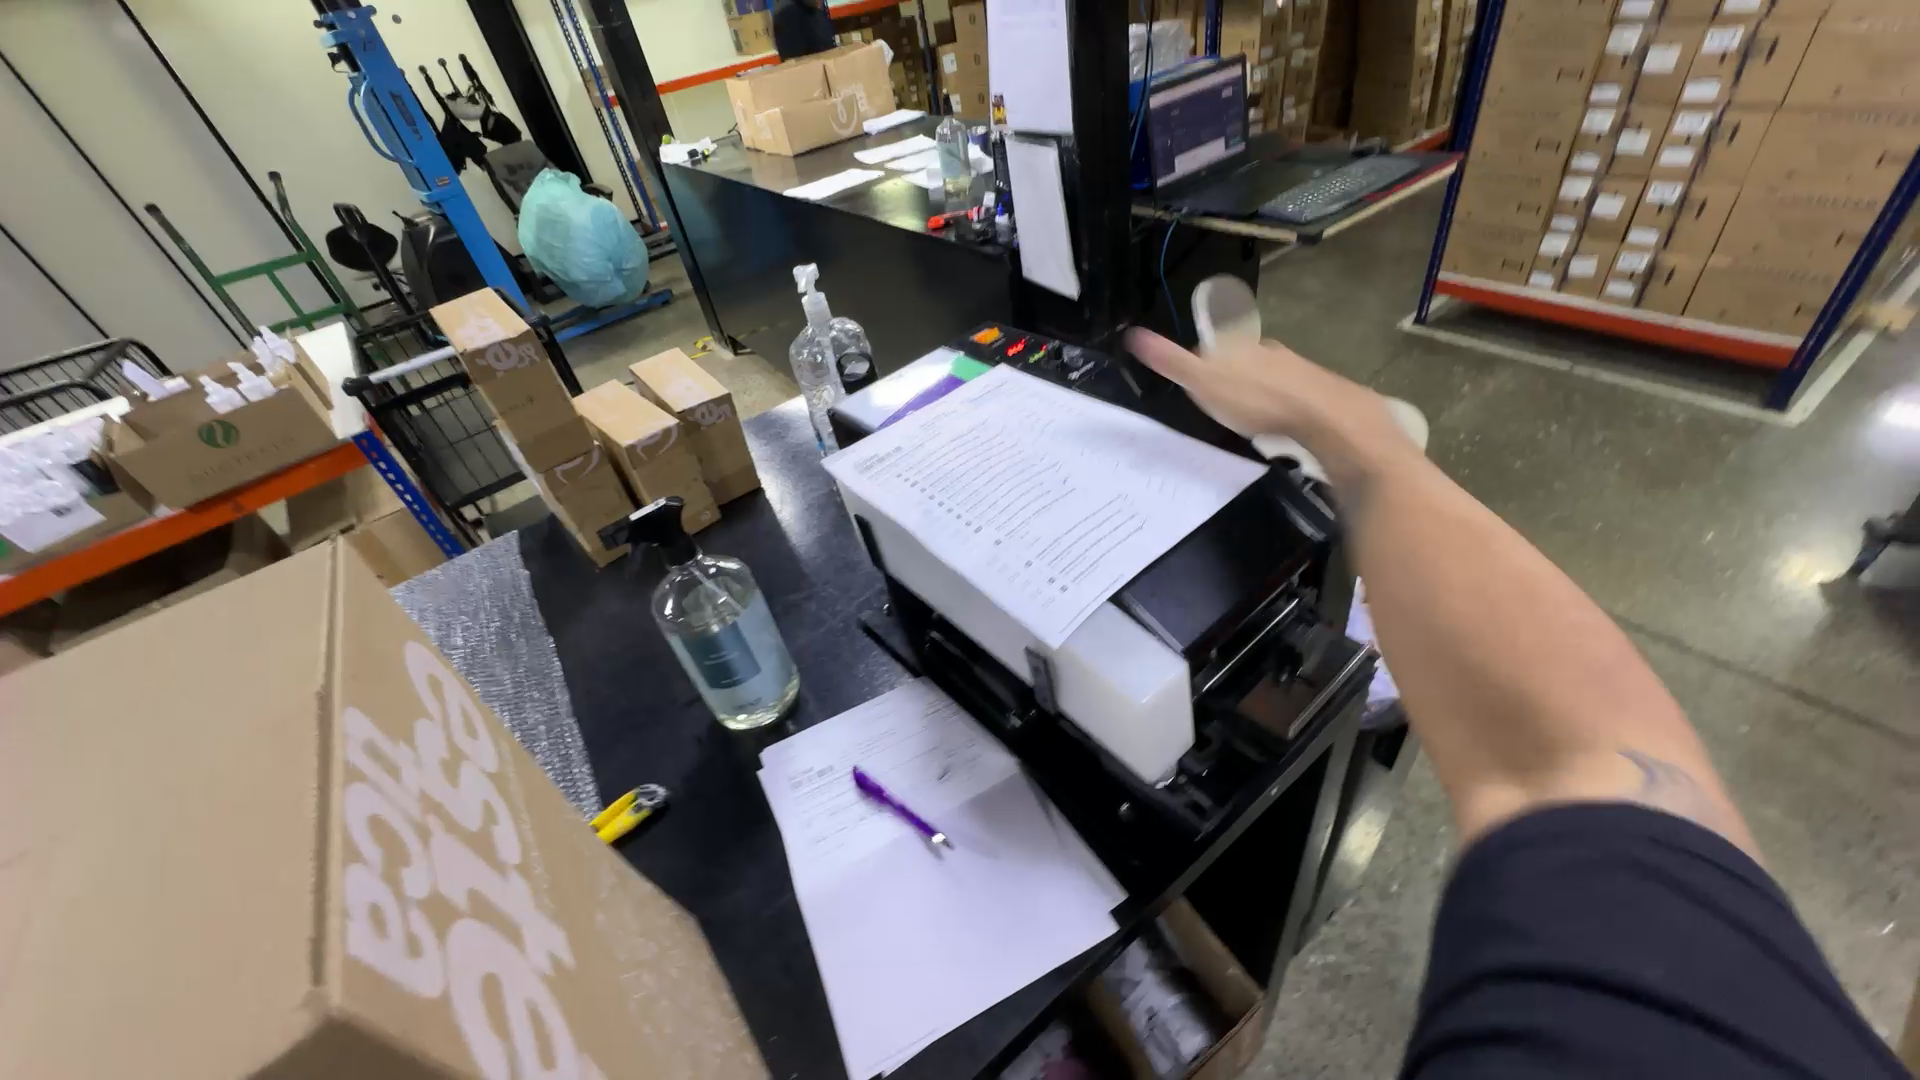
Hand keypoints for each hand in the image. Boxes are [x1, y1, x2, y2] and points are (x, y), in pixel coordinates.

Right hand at [1123, 328, 1415, 482]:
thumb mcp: (1202, 382)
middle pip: (1239, 357)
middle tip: (1220, 404)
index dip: (1198, 363)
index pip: (1208, 346)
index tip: (1194, 385)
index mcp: (1234, 345)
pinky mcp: (1313, 385)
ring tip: (1249, 415)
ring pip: (1266, 372)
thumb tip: (1132, 334)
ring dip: (1256, 389)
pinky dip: (1280, 401)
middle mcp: (1264, 348)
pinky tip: (1278, 419)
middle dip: (1230, 375)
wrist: (1322, 414)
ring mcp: (1292, 365)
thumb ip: (1170, 361)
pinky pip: (1289, 390)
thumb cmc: (1254, 399)